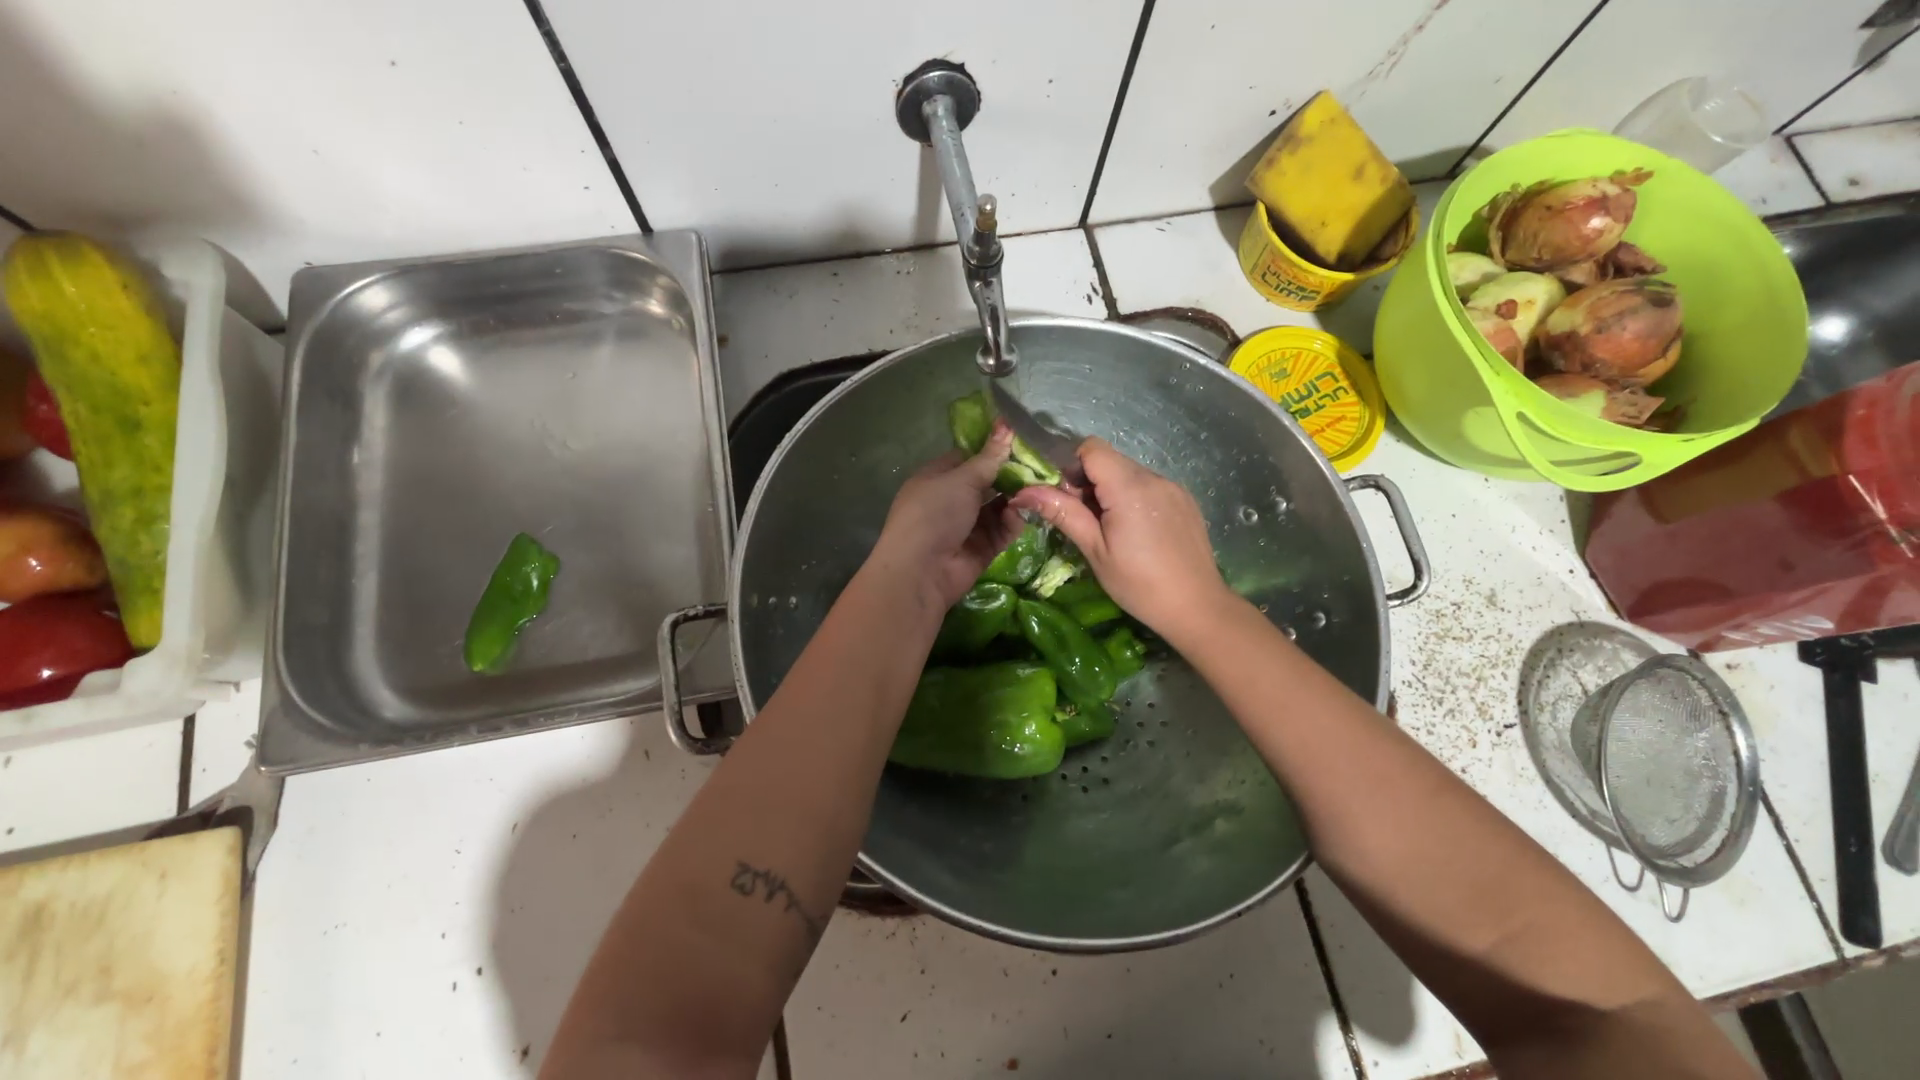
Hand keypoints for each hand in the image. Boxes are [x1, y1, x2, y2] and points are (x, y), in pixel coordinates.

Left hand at [870, 424, 1024, 608]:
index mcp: (937, 478)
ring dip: (1014, 499)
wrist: (922, 571)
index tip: (1021, 440)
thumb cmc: (934, 514)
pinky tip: (1018, 515)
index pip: (968, 457)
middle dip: (1010, 475)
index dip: (992, 449)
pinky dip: (1012, 522)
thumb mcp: (961, 479)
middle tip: (1039, 466)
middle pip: (987, 482)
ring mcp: (966, 525)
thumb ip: (989, 457)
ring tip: (1034, 490)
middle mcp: (951, 500)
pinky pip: (1002, 530)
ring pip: (998, 506)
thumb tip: (1006, 424)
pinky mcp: (981, 548)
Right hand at [1010, 438, 1236, 640]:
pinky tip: (1139, 535)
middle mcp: (1154, 477)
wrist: (1196, 605)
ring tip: (1115, 532)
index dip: (1073, 467)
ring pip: (1130, 474)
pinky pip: (1150, 487)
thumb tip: (1023, 492)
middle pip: (1110, 460)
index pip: (1092, 448)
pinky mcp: (1185, 500)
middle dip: (1090, 483)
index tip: (1070, 500)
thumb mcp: (1094, 550)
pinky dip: (1135, 500)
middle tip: (1088, 523)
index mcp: (1129, 487)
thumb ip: (1063, 513)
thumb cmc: (1138, 583)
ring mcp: (1173, 487)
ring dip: (1112, 492)